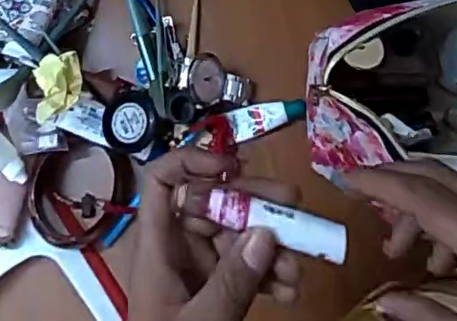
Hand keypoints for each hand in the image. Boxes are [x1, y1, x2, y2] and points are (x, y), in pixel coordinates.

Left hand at [129, 147, 305, 320]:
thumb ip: (231, 282)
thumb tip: (265, 233)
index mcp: (157, 246)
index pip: (162, 181)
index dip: (191, 162)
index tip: (230, 165)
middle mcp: (178, 248)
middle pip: (212, 203)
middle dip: (253, 201)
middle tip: (292, 201)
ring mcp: (198, 271)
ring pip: (236, 235)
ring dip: (270, 243)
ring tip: (299, 261)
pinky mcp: (217, 293)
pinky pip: (245, 267)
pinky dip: (268, 273)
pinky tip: (289, 288)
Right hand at [346, 161, 456, 320]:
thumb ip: (433, 320)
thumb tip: (386, 301)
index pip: (428, 198)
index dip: (382, 183)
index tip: (346, 177)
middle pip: (444, 179)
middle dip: (398, 180)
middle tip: (363, 196)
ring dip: (426, 208)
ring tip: (403, 250)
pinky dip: (455, 223)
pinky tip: (446, 261)